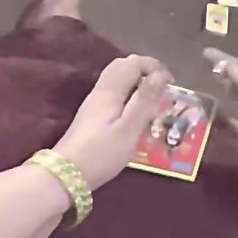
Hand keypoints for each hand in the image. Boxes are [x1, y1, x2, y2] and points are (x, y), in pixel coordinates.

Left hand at [55, 55, 174, 188]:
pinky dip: (129, 96)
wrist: (67, 174)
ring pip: (117, 81)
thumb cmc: (102, 153)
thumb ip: (144, 101)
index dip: (154, 67)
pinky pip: (114, 95)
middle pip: (122, 67)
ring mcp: (93, 104)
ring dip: (137, 84)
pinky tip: (136, 115)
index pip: (133, 63)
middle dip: (145, 71)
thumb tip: (160, 76)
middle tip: (163, 89)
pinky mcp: (91, 117)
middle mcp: (100, 92)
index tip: (171, 84)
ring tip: (153, 102)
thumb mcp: (128, 129)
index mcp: (110, 91)